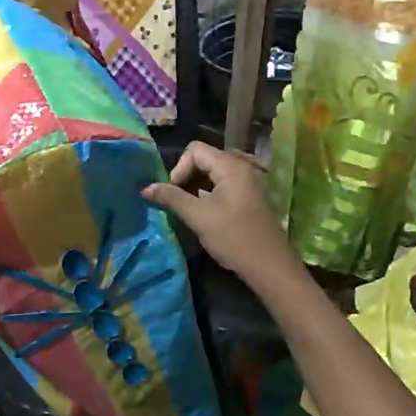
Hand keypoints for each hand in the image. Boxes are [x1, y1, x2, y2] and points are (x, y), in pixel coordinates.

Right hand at [142, 142, 301, 284]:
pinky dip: (209, 194)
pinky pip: (224, 185)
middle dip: (186, 178)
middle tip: (179, 203)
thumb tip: (145, 188)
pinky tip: (205, 215)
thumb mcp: (198, 217)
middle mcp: (242, 167)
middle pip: (204, 159)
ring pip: (213, 173)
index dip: (179, 169)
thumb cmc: (233, 238)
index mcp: (231, 166)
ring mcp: (249, 182)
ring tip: (189, 210)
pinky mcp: (250, 197)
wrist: (269, 265)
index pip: (195, 150)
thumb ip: (172, 198)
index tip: (175, 195)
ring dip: (196, 187)